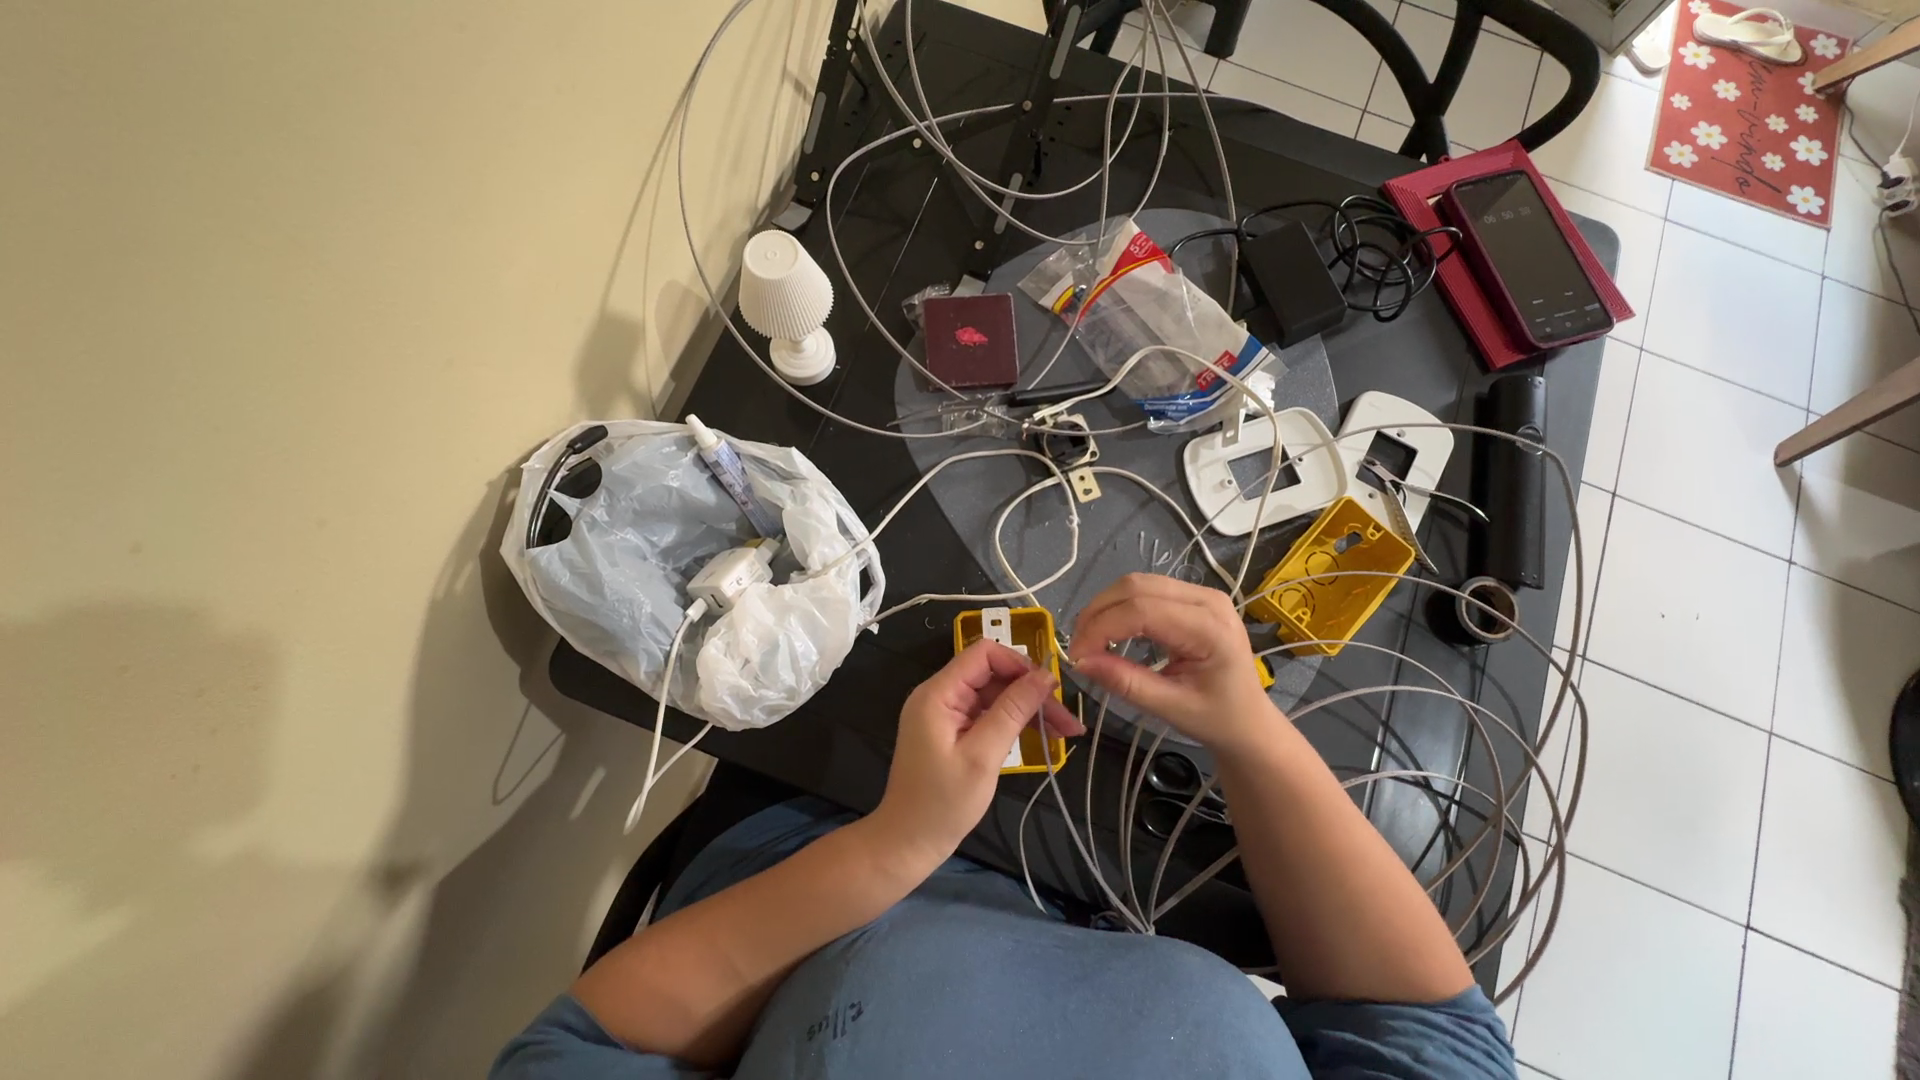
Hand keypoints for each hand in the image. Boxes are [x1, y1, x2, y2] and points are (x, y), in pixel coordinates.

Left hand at [870, 640, 1084, 867]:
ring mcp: (946, 714)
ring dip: (1029, 710)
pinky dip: (1014, 723)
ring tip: (1067, 732)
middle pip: (993, 675)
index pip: (983, 654)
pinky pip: (988, 714)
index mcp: (938, 693)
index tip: (1051, 689)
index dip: (1020, 664)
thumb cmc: (942, 804)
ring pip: (996, 695)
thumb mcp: (982, 756)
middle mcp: (939, 695)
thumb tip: (1045, 675)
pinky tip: (1043, 737)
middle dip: (1031, 692)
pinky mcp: (953, 731)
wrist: (907, 843)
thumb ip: (1012, 711)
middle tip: (1069, 723)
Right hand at [1067, 573, 1282, 749]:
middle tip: (1077, 649)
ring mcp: (1201, 594)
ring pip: (1136, 583)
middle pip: (1135, 586)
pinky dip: (1119, 607)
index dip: (1101, 628)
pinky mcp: (1191, 598)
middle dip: (1097, 614)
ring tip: (1089, 641)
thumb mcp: (1171, 708)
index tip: (1076, 658)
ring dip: (1105, 607)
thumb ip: (1127, 682)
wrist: (1250, 722)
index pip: (1141, 610)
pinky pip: (1146, 589)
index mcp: (1210, 628)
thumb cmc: (1218, 719)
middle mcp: (1207, 599)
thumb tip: (1080, 663)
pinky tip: (1109, 631)